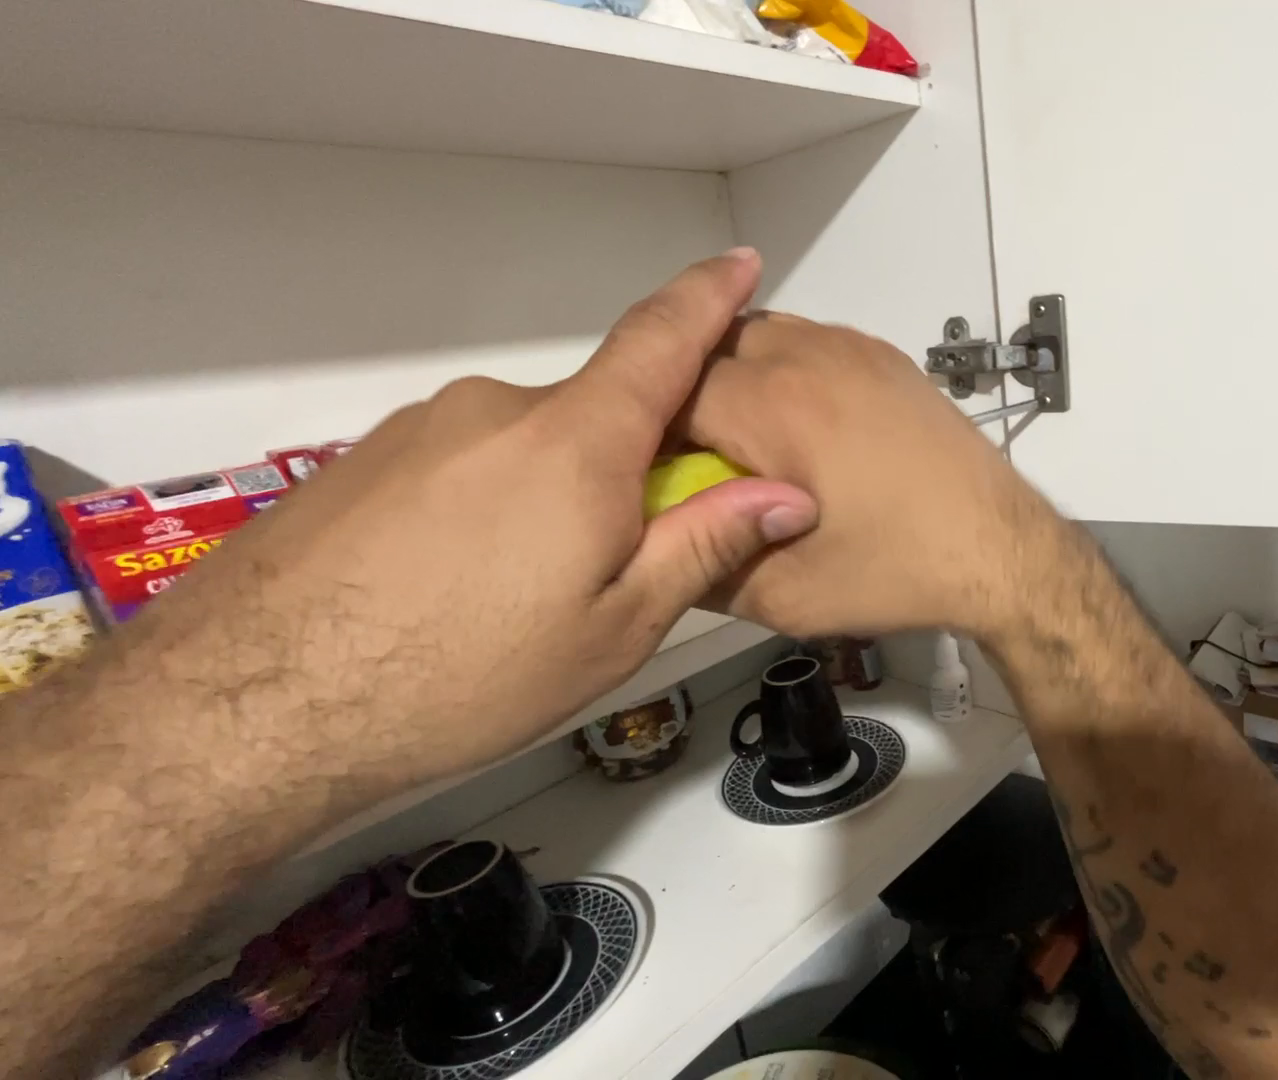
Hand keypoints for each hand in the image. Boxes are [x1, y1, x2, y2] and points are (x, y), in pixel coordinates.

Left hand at [124, 250, 818, 789]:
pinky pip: (473, 459)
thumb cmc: (470, 673)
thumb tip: (791, 494)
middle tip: (634, 550)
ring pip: (535, 441)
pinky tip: (472, 579)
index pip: (661, 340)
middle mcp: (500, 409)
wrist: (246, 711)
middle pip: (602, 410)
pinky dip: (504, 499)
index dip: (709, 296)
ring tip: (540, 584)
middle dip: (639, 460)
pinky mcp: (368, 459)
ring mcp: (424, 428)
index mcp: (576, 442)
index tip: (743, 262)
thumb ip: (706, 545)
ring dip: (566, 489)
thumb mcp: (617, 625)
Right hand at [684, 314, 1060, 641]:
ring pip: (762, 334)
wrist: (1003, 551)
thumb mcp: (784, 596)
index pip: (667, 388)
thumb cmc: (896, 573)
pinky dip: (785, 370)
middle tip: (694, 459)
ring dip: (735, 377)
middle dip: (686, 397)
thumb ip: (702, 565)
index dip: (645, 432)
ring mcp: (857, 349)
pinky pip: (812, 342)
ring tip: (743, 442)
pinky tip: (801, 427)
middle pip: (709, 347)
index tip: (652, 474)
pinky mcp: (890, 360)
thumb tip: (657, 543)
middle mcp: (811, 356)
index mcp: (775, 406)